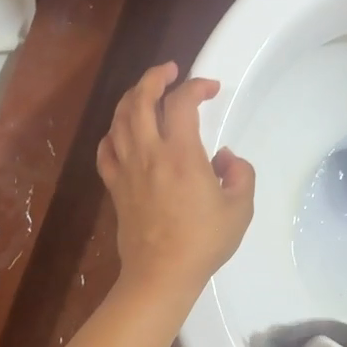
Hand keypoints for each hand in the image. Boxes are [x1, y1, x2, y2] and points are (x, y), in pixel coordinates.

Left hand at [98, 62, 255, 300]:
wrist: (161, 274)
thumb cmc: (203, 243)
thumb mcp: (240, 208)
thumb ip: (240, 174)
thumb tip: (225, 158)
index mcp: (182, 154)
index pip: (182, 102)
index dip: (196, 86)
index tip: (210, 88)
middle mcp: (149, 153)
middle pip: (140, 99)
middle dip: (154, 77)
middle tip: (169, 72)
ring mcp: (127, 169)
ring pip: (119, 119)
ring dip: (132, 98)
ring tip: (145, 93)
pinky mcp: (115, 186)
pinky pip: (106, 149)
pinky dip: (112, 133)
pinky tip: (121, 132)